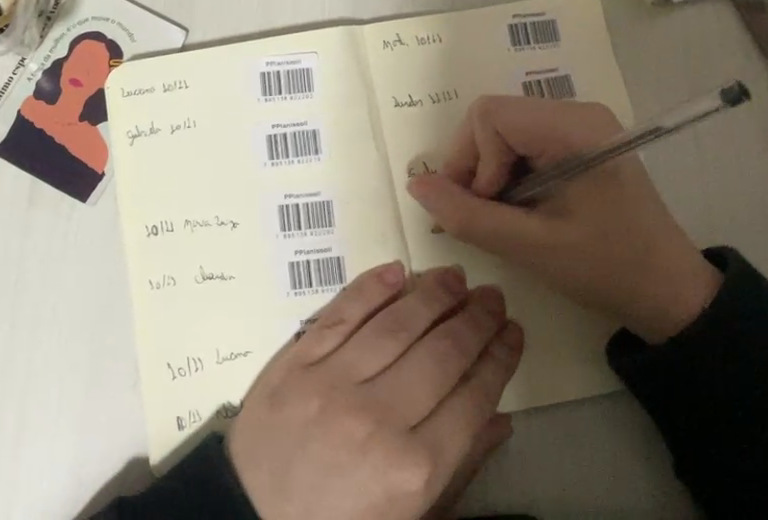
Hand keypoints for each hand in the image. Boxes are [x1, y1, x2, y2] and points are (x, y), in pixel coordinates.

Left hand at [228, 263, 522, 519]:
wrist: (253, 518)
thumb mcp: (410, 515)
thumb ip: (459, 466)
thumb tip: (501, 418)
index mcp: (415, 466)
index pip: (472, 396)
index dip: (499, 358)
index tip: (514, 330)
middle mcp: (379, 417)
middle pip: (441, 353)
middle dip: (475, 320)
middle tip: (493, 296)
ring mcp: (333, 383)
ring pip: (395, 325)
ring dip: (431, 294)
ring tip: (456, 277)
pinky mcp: (296, 362)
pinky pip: (340, 315)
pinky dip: (370, 288)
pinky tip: (397, 272)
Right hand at [406, 96, 721, 344]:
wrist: (670, 291)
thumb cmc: (607, 269)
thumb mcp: (531, 249)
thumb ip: (468, 216)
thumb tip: (416, 186)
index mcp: (574, 128)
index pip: (489, 115)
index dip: (473, 159)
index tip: (489, 206)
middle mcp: (577, 112)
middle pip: (493, 116)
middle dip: (476, 163)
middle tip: (488, 212)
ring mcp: (580, 124)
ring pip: (502, 128)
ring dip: (490, 169)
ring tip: (507, 213)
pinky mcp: (579, 141)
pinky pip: (521, 139)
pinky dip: (507, 170)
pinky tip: (522, 205)